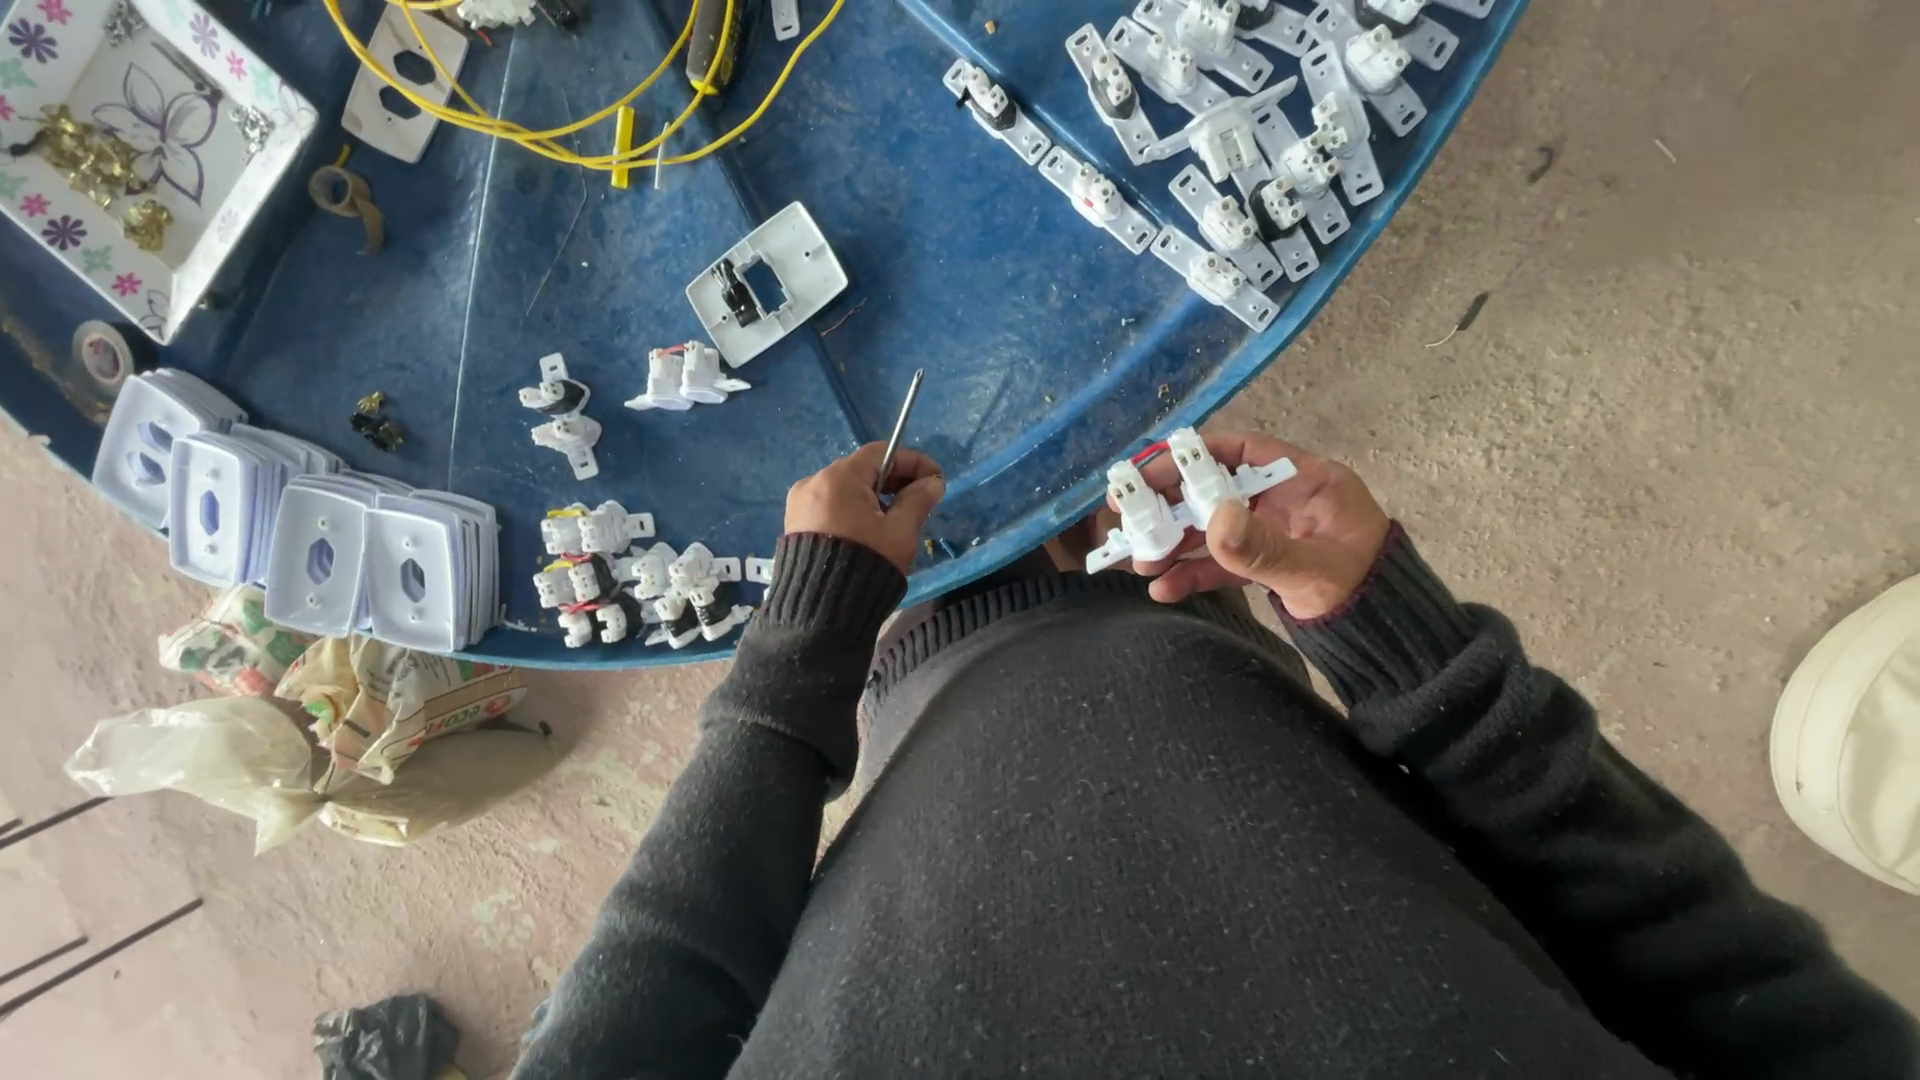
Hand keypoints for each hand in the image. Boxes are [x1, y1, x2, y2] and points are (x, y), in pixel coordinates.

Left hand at [785, 443, 945, 574]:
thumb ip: (918, 501)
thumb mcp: (900, 532)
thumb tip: (932, 484)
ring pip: (845, 489)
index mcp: (838, 478)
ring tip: (897, 519)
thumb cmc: (867, 563)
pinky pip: (830, 506)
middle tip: (920, 499)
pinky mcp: (795, 524)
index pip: (880, 453)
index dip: (912, 462)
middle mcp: (813, 483)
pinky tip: (870, 530)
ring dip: (874, 497)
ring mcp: (799, 504)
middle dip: (894, 481)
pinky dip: (853, 510)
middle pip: (861, 470)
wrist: (821, 612)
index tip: (935, 479)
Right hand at [1121, 432, 1390, 619]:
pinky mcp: (1261, 563)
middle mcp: (1283, 500)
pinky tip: (1164, 588)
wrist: (1386, 640)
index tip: (1149, 470)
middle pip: (1214, 489)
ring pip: (1210, 527)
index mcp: (1306, 482)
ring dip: (1173, 543)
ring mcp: (1269, 532)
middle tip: (1126, 513)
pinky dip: (1191, 573)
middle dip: (1169, 504)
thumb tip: (1215, 520)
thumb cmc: (1365, 593)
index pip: (1242, 453)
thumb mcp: (1313, 570)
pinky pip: (1219, 562)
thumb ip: (1263, 548)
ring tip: (1141, 562)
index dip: (1194, 456)